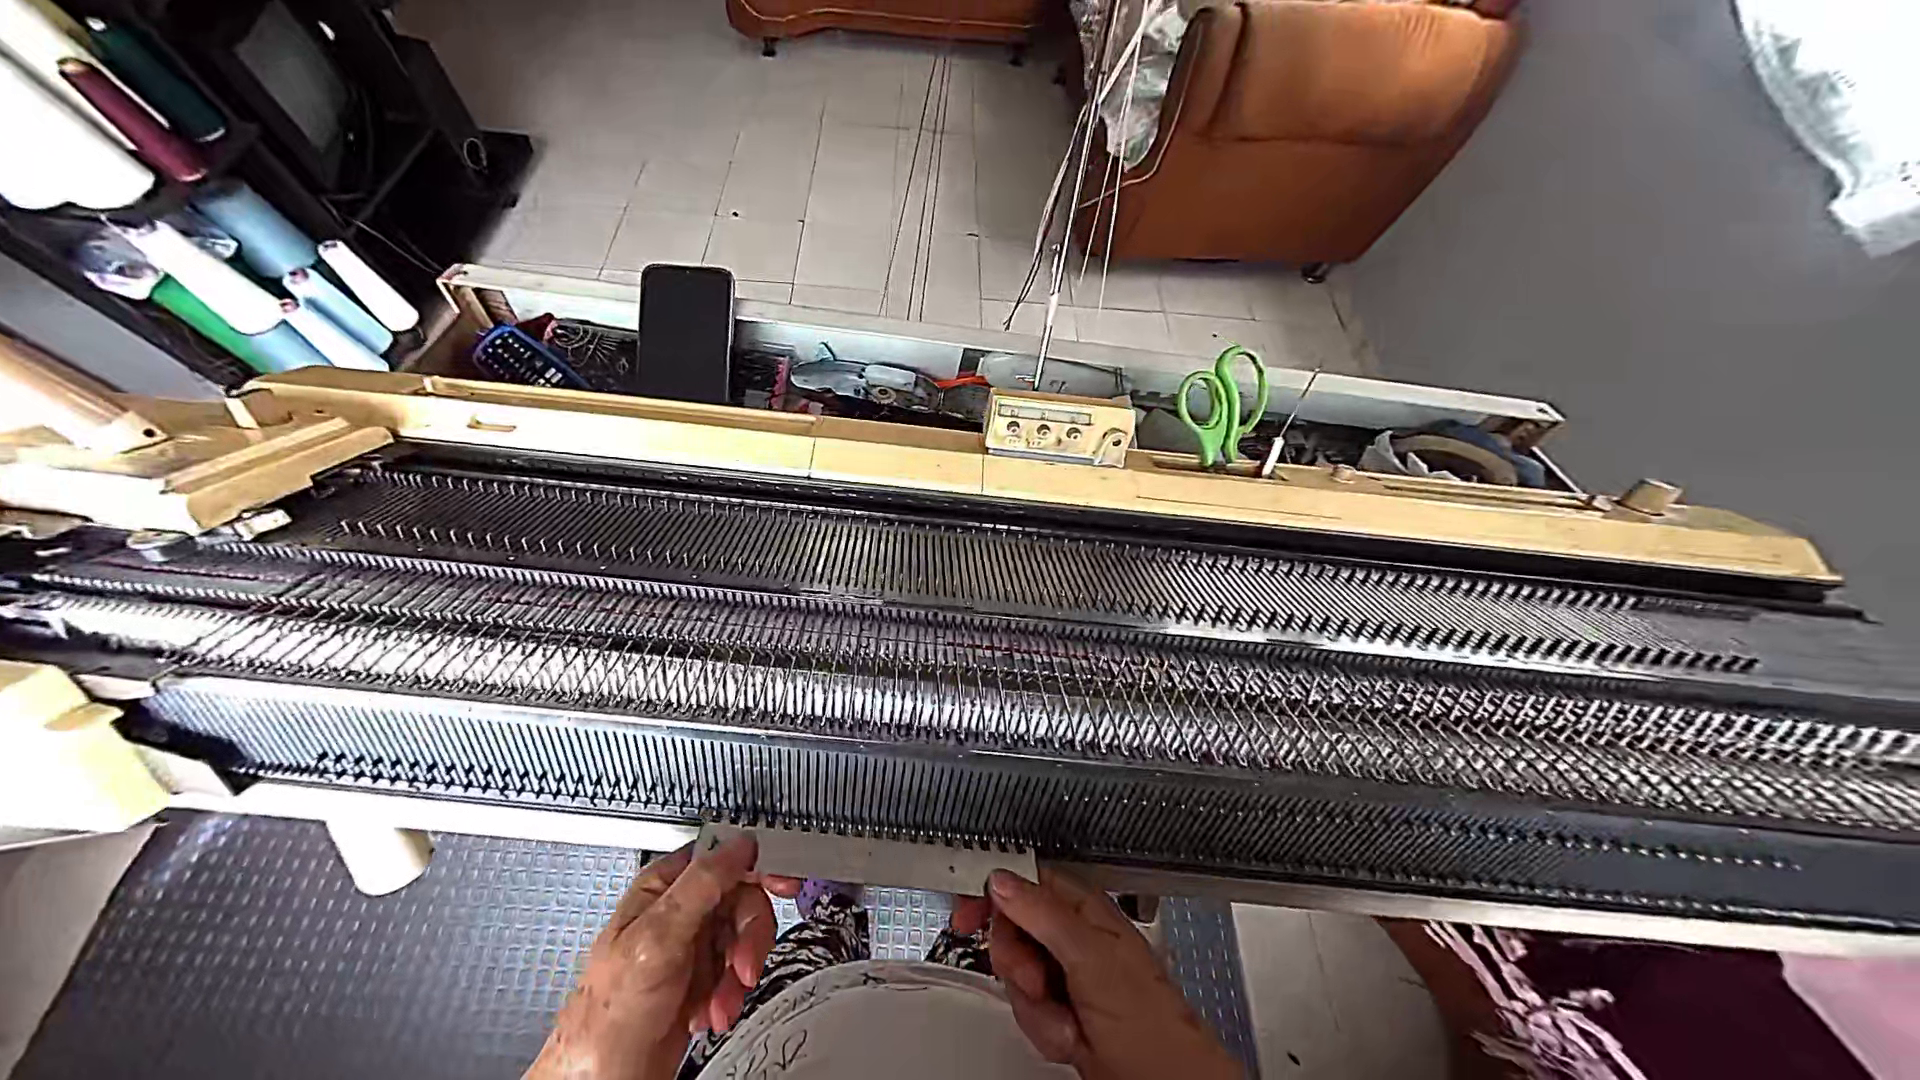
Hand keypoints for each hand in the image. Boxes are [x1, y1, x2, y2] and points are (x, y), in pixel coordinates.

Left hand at [525, 836, 799, 1079]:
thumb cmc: (609, 1015)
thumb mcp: (659, 938)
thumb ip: (702, 885)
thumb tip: (740, 844)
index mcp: (664, 887)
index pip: (724, 857)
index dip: (757, 866)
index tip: (782, 883)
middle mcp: (678, 910)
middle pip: (742, 900)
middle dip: (748, 938)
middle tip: (745, 965)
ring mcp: (690, 944)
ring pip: (742, 937)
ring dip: (738, 973)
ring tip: (720, 1001)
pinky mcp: (700, 975)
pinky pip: (736, 969)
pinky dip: (730, 992)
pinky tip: (710, 1011)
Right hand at [988, 868, 1243, 1079]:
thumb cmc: (1146, 1017)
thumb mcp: (1089, 955)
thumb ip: (1041, 912)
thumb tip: (1001, 878)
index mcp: (1081, 906)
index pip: (1024, 881)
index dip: (992, 894)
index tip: (967, 913)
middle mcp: (1071, 934)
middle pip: (1011, 929)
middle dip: (1017, 963)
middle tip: (1035, 979)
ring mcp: (1065, 972)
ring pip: (1014, 973)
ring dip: (1034, 1004)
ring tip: (1065, 1015)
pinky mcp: (1060, 1006)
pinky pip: (1026, 1008)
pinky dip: (1042, 1027)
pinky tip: (1070, 1035)